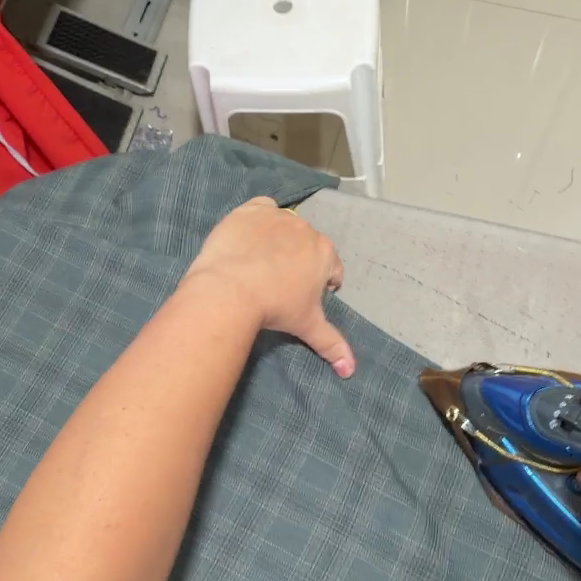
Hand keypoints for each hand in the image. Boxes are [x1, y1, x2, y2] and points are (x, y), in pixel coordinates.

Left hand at [182, 197, 355, 377]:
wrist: (229, 289)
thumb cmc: (275, 308)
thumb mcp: (307, 326)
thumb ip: (333, 345)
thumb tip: (351, 371)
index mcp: (325, 253)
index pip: (331, 269)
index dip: (319, 285)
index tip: (300, 297)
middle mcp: (306, 229)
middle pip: (307, 246)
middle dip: (298, 262)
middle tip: (278, 284)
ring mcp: (278, 216)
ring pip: (284, 227)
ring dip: (278, 241)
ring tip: (259, 264)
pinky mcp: (250, 210)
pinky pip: (261, 209)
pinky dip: (258, 220)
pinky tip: (248, 239)